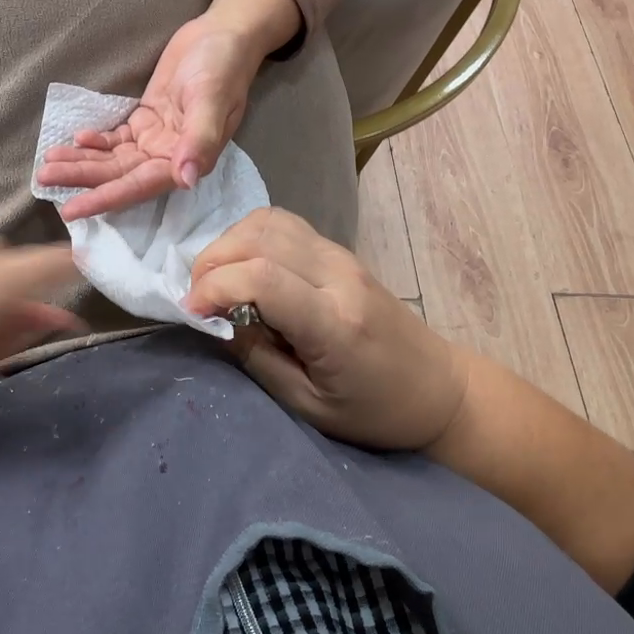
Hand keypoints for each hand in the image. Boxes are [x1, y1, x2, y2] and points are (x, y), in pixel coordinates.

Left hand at [35, 0, 301, 221]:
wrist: (224, 34)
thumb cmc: (223, 65)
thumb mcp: (212, 98)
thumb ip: (199, 140)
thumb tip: (186, 180)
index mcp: (187, 159)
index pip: (139, 186)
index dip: (105, 198)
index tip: (71, 210)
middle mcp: (169, 156)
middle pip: (118, 175)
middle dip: (82, 177)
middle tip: (43, 178)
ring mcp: (157, 139)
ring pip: (113, 159)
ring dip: (82, 161)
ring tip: (47, 162)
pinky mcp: (147, 122)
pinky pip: (117, 140)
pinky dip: (96, 142)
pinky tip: (76, 138)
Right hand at [185, 208, 466, 450]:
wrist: (441, 390)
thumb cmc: (376, 412)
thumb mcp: (308, 405)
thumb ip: (257, 358)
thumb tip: (214, 321)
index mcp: (334, 325)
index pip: (261, 278)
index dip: (214, 288)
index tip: (192, 313)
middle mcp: (338, 278)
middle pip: (258, 238)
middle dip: (212, 262)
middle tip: (197, 297)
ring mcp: (342, 257)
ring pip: (268, 221)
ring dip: (229, 244)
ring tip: (217, 280)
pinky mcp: (340, 251)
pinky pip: (283, 224)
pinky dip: (250, 237)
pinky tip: (244, 267)